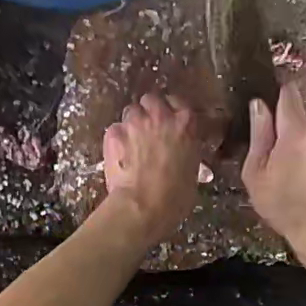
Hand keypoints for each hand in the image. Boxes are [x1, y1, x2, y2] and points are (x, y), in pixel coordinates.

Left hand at [100, 92, 199, 246]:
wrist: (144, 206)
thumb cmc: (176, 196)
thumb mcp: (192, 172)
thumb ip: (188, 155)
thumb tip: (186, 157)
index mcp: (186, 124)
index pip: (180, 103)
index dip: (173, 110)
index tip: (172, 120)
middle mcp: (160, 116)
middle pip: (151, 99)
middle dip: (150, 110)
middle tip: (150, 128)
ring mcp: (134, 122)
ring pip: (131, 111)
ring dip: (133, 123)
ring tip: (133, 142)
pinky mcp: (113, 133)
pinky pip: (115, 129)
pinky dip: (118, 138)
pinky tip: (120, 154)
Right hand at [243, 82, 305, 252]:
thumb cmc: (281, 201)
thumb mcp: (256, 170)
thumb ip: (258, 134)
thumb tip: (258, 104)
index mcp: (297, 128)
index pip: (288, 92)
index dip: (274, 93)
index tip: (261, 102)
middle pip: (295, 115)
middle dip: (279, 125)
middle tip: (261, 147)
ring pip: (303, 133)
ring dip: (289, 143)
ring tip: (273, 166)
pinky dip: (299, 155)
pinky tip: (289, 176)